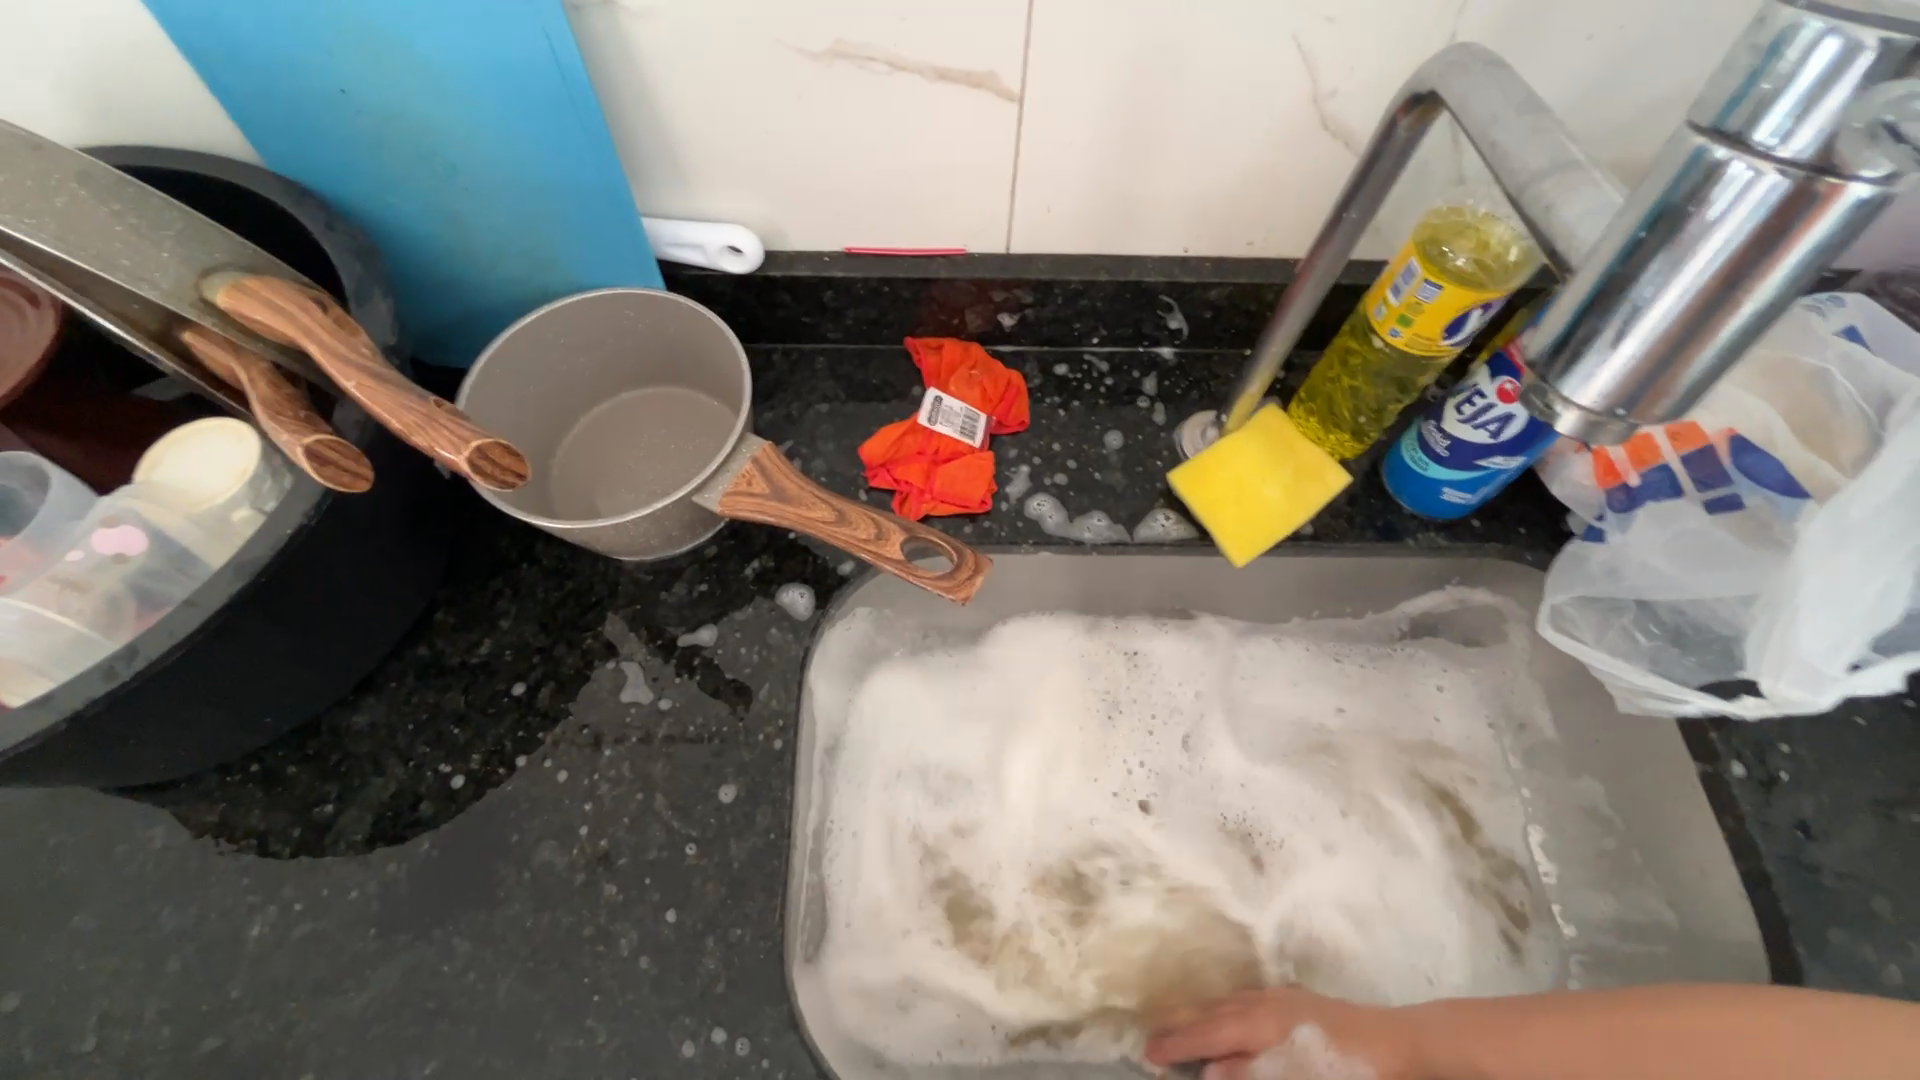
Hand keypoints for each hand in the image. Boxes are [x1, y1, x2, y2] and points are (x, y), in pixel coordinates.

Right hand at [1145, 988, 1424, 1079]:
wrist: (1398, 1044)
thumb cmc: (1344, 1068)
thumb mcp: (1294, 1077)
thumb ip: (1248, 1072)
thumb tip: (1207, 1071)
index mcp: (1257, 1023)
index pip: (1206, 1033)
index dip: (1176, 1043)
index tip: (1148, 1052)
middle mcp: (1260, 1003)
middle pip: (1210, 1011)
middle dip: (1179, 1022)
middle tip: (1151, 1034)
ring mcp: (1277, 998)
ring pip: (1225, 1002)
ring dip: (1199, 1013)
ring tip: (1178, 1021)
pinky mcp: (1294, 1000)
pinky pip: (1243, 999)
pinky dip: (1223, 1007)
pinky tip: (1226, 1012)